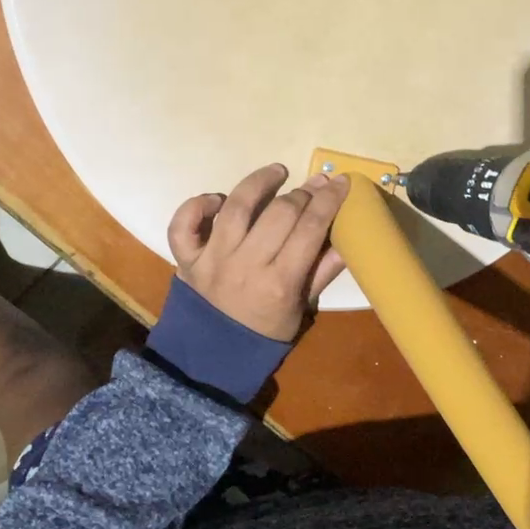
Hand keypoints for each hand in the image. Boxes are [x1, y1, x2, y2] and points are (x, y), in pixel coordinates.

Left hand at [167, 164, 350, 340]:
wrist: (214, 356)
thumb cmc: (265, 333)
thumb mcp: (302, 309)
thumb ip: (322, 272)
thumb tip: (346, 237)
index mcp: (280, 282)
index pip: (310, 228)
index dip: (329, 200)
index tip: (340, 182)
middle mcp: (246, 265)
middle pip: (279, 213)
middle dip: (303, 193)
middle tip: (315, 185)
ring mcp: (212, 259)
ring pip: (236, 207)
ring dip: (258, 182)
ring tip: (277, 172)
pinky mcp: (187, 258)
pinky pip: (183, 224)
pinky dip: (197, 205)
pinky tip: (218, 200)